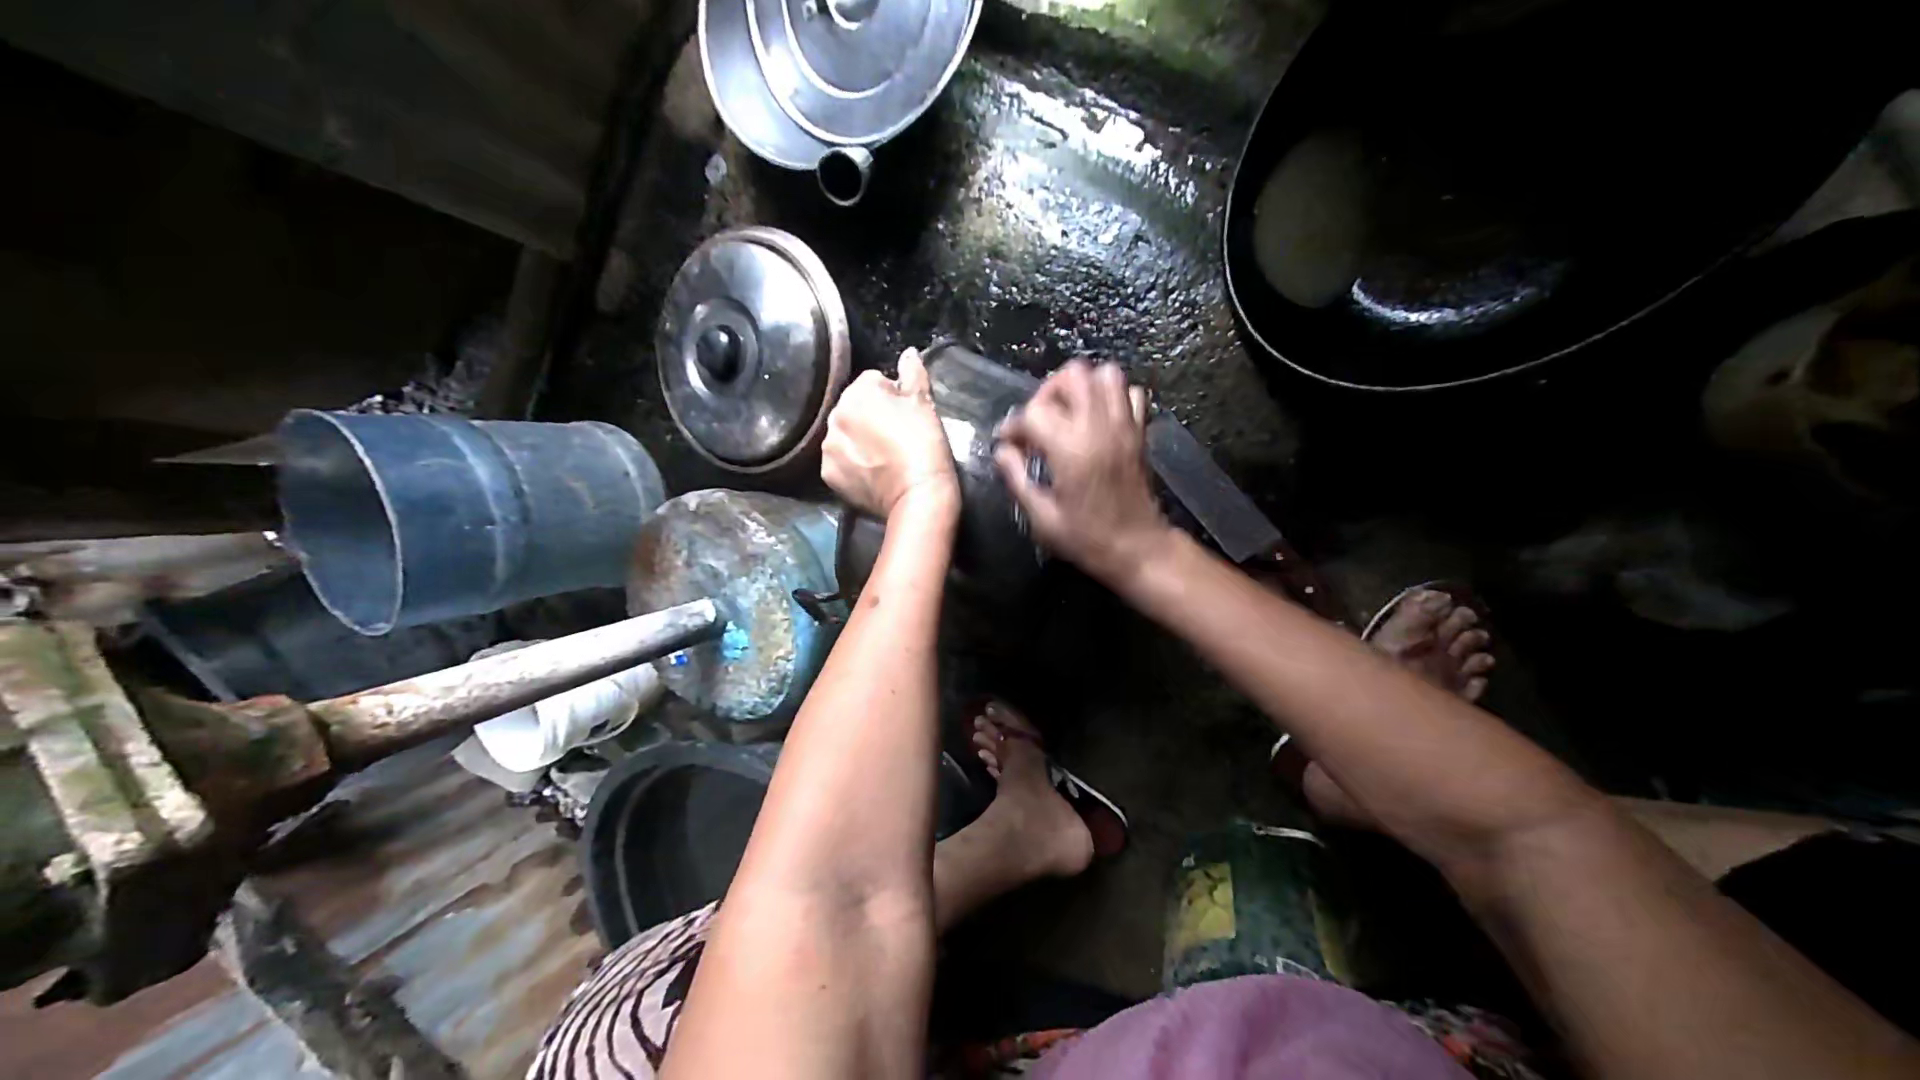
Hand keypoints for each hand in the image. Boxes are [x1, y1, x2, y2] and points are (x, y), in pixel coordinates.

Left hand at [822, 348, 958, 519]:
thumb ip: (913, 372)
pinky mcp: (828, 474)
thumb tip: (909, 352)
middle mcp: (835, 415)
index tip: (907, 415)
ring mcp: (829, 447)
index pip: (873, 382)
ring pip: (844, 435)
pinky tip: (872, 473)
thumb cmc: (924, 444)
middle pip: (853, 408)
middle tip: (897, 437)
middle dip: (870, 417)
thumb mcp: (924, 403)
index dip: (892, 396)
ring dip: (858, 440)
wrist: (917, 496)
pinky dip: (852, 465)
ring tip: (884, 457)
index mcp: (858, 391)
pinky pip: (840, 461)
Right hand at [994, 360, 1172, 583]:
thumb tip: (1003, 452)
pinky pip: (1129, 393)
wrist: (1138, 549)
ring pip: (1105, 374)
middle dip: (1048, 392)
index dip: (1014, 425)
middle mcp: (1098, 427)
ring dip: (1082, 386)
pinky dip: (1112, 397)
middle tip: (1039, 419)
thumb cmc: (1087, 539)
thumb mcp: (1042, 516)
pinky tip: (1097, 419)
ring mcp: (1124, 425)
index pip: (1033, 411)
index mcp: (1070, 449)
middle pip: (1072, 375)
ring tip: (1068, 412)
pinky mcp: (1140, 432)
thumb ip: (1017, 478)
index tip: (1008, 443)